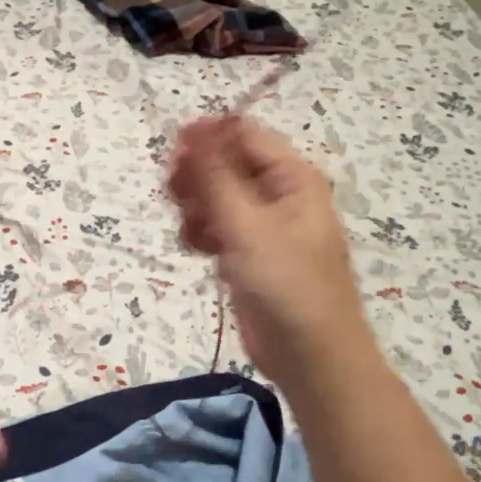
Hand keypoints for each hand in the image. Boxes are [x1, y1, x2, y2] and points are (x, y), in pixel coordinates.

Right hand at [167, 115, 373, 388]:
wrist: (309, 353)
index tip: (171, 153)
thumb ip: (216, 176)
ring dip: (195, 209)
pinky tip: (198, 252)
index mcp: (292, 178)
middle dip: (197, 177)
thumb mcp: (247, 225)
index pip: (244, 135)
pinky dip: (201, 234)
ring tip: (193, 234)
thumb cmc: (286, 283)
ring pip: (214, 197)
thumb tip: (193, 129)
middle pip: (225, 165)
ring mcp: (262, 225)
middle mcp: (278, 194)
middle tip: (175, 197)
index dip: (207, 137)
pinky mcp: (247, 253)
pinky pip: (215, 228)